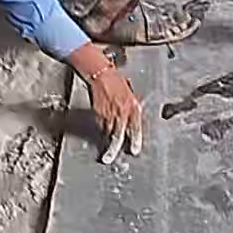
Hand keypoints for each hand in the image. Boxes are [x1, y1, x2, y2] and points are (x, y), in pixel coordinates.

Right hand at [71, 42, 143, 163]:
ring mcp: (108, 113)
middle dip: (114, 149)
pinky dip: (101, 132)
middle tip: (109, 159)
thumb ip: (132, 112)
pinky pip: (100, 126)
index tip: (134, 152)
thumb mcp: (130, 97)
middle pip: (117, 135)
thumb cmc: (117, 84)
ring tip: (106, 153)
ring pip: (107, 133)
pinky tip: (102, 135)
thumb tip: (132, 127)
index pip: (135, 128)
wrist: (101, 74)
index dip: (135, 141)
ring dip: (106, 143)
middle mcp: (121, 112)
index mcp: (133, 108)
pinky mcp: (98, 113)